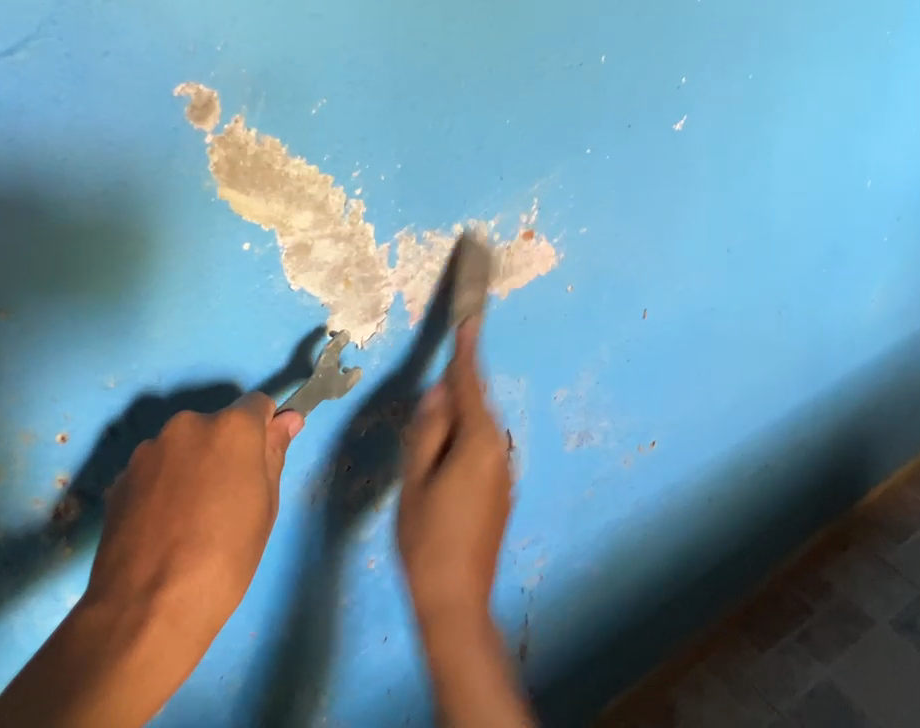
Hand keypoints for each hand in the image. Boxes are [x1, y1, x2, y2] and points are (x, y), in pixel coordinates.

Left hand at [0, 392, 302, 727]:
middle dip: (225, 451)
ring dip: (191, 468)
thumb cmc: (225, 557)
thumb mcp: (266, 507)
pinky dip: (163, 488)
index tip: (263, 464)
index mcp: (231, 427)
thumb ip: (274, 455)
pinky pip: (154, 472)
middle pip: (216, 427)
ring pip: (183, 448)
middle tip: (228, 500)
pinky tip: (163, 529)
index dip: (264, 431)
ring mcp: (148, 450)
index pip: (258, 405)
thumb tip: (287, 421)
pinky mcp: (120, 479)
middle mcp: (187, 425)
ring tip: (190, 520)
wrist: (147, 608)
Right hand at [398, 315, 513, 621]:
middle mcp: (499, 452)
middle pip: (478, 405)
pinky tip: (445, 446)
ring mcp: (504, 473)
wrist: (456, 600)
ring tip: (436, 403)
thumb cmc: (426, 538)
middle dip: (460, 382)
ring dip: (462, 411)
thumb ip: (427, 430)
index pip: (470, 386)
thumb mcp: (415, 479)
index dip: (465, 353)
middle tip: (443, 356)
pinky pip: (482, 448)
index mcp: (478, 443)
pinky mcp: (501, 491)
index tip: (468, 321)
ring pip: (480, 428)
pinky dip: (465, 435)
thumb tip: (439, 391)